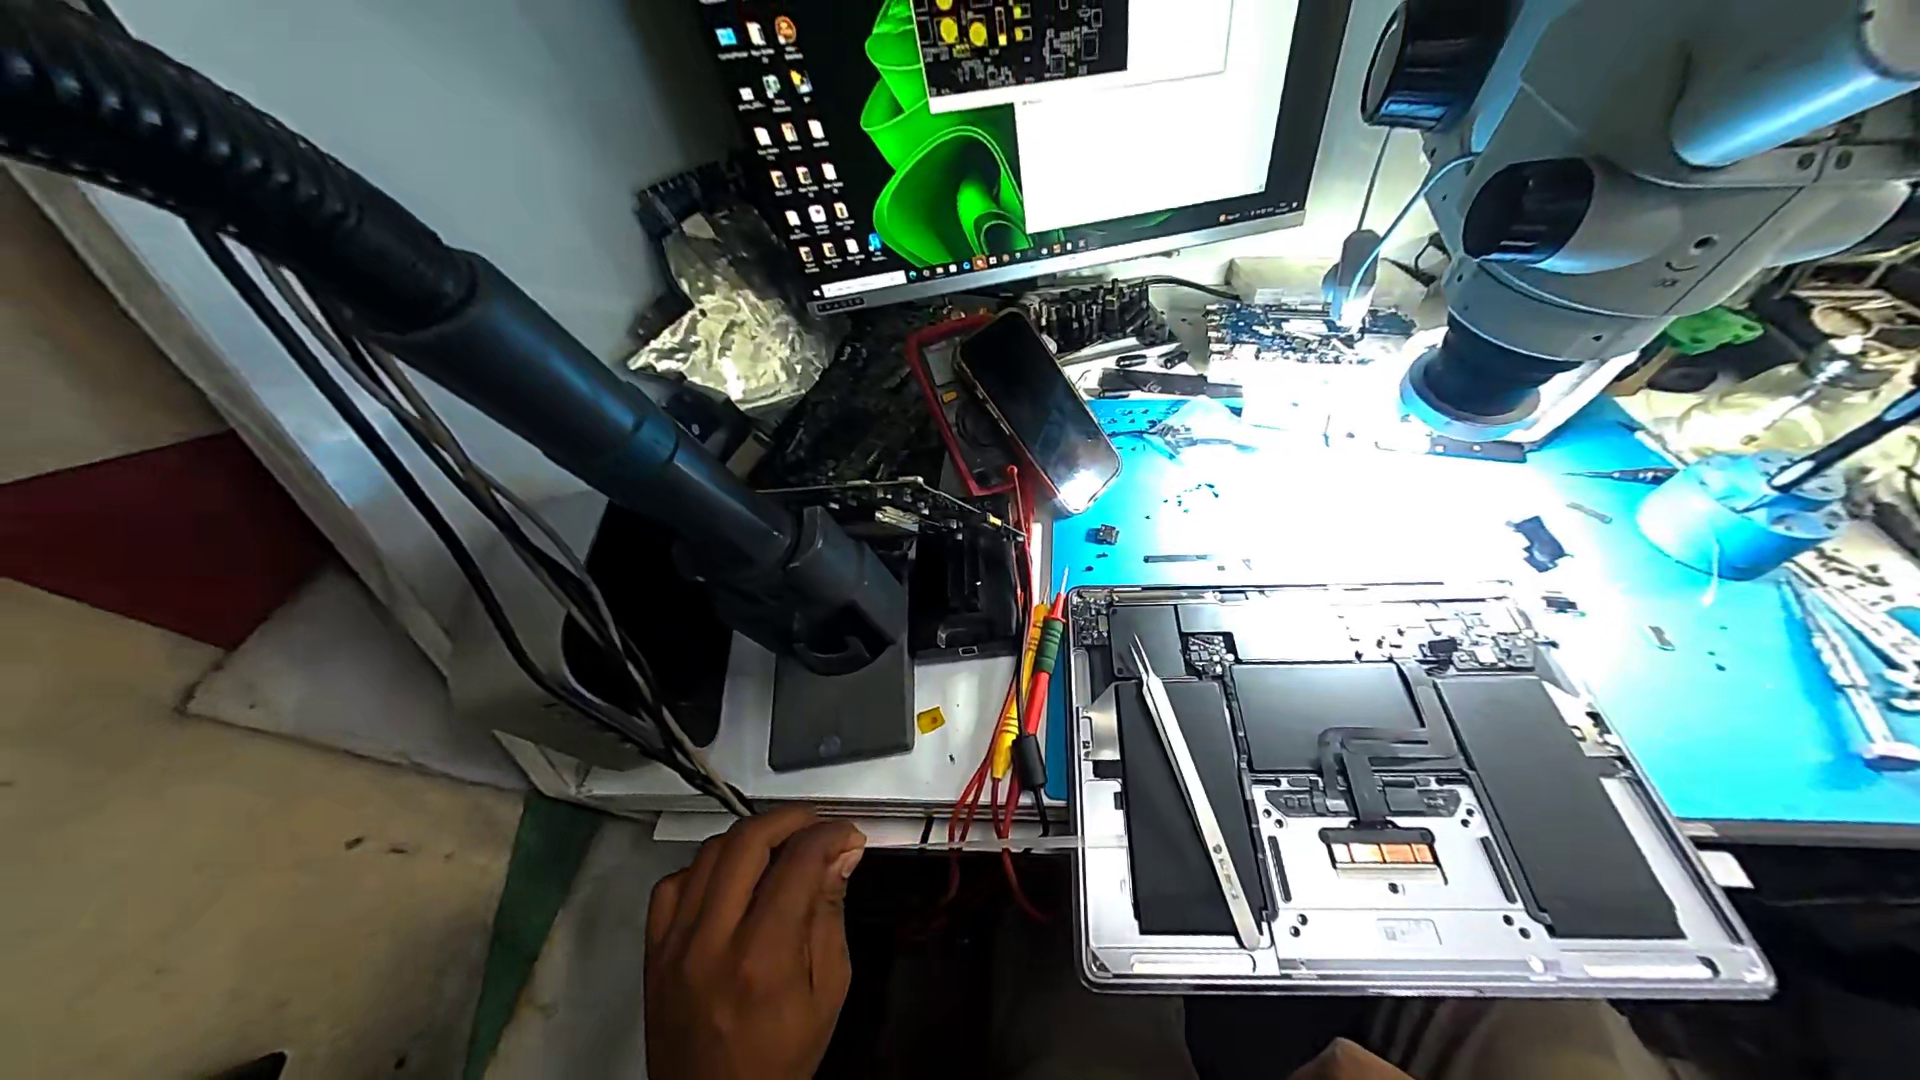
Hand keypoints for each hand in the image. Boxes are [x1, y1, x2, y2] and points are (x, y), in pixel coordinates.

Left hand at [645, 806, 866, 1079]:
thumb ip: (830, 913)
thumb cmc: (781, 1058)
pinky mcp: (653, 951)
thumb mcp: (828, 990)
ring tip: (780, 844)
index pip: (798, 862)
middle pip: (748, 840)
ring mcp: (674, 945)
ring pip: (710, 851)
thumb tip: (842, 852)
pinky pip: (673, 882)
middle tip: (816, 826)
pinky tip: (729, 878)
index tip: (848, 834)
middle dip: (791, 819)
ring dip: (751, 835)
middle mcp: (711, 942)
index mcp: (763, 957)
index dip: (830, 834)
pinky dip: (705, 866)